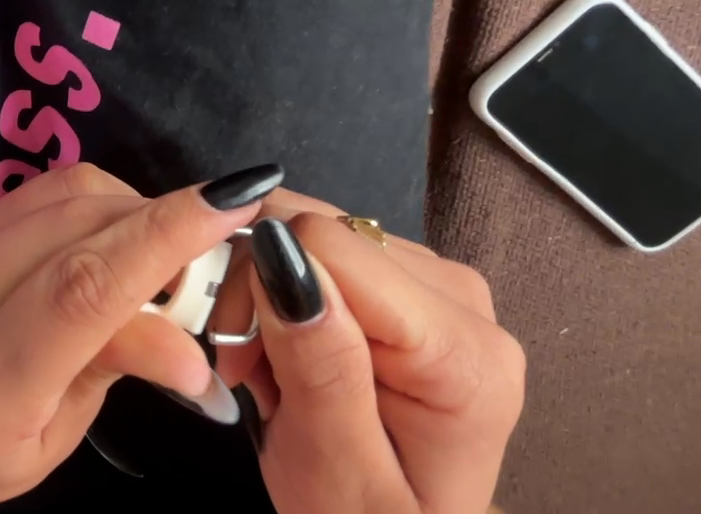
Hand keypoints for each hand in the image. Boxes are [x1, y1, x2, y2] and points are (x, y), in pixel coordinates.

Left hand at [0, 162, 281, 512]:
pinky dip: (97, 199)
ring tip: (169, 243)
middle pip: (70, 232)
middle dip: (157, 217)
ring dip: (131, 207)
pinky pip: (40, 191)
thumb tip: (194, 345)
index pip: (78, 294)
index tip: (227, 206)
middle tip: (218, 227)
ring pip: (58, 199)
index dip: (157, 242)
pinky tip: (121, 230)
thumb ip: (119, 361)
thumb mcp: (66, 429)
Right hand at [212, 190, 524, 513]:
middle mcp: (460, 296)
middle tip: (244, 363)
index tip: (238, 358)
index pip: (327, 245)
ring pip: (308, 230)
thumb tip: (279, 248)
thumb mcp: (334, 471)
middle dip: (257, 286)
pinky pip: (319, 245)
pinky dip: (282, 284)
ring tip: (264, 362)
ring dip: (264, 288)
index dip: (260, 282)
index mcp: (462, 350)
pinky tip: (286, 342)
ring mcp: (436, 281)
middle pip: (316, 230)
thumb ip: (319, 363)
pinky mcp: (408, 277)